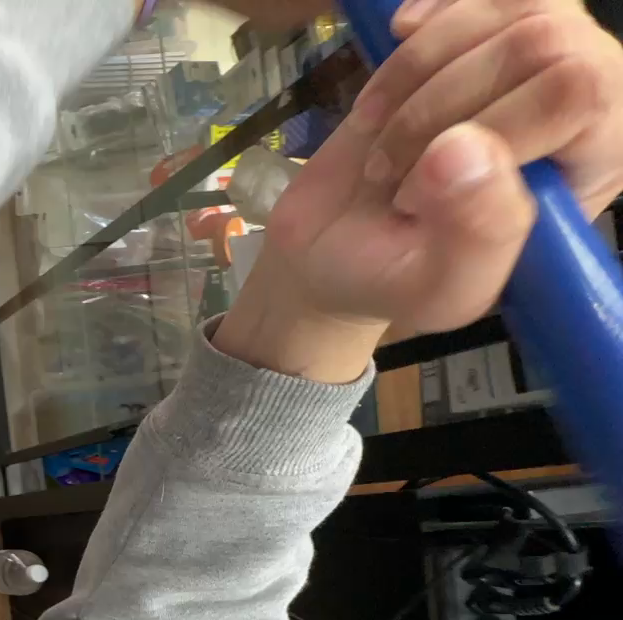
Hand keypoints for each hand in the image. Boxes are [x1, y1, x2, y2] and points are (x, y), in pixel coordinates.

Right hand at [213, 0, 622, 383]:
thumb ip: (479, 232)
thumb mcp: (441, 290)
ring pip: (503, 13)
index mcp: (596, 157)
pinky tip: (388, 76)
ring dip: (414, 82)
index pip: (579, 89)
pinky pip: (464, 3)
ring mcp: (517, 69)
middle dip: (436, 110)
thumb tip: (456, 147)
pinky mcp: (463, 50)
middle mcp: (575, 100)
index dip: (486, 133)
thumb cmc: (387, 283)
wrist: (324, 264)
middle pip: (544, 40)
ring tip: (380, 139)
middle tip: (391, 173)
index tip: (416, 198)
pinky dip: (416, 33)